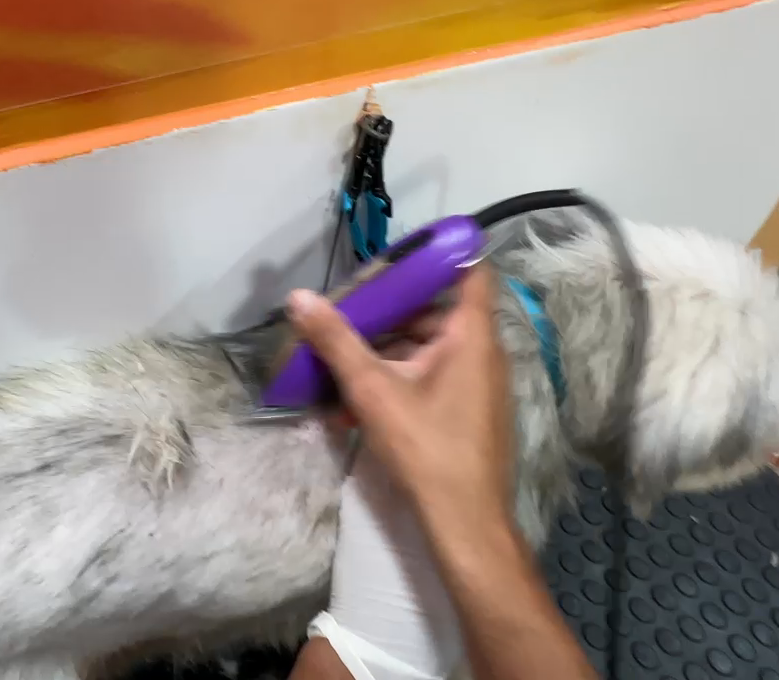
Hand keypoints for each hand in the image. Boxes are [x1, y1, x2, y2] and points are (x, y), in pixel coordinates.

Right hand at [286, 266, 514, 521]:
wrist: (464, 527)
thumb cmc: (426, 447)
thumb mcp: (372, 389)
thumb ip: (335, 340)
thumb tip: (298, 297)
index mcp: (470, 336)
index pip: (470, 271)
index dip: (439, 253)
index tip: (397, 251)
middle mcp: (480, 353)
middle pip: (432, 311)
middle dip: (386, 311)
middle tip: (345, 310)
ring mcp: (474, 384)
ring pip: (423, 348)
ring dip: (380, 352)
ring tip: (335, 364)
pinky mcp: (464, 410)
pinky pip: (426, 377)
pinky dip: (392, 381)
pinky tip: (350, 406)